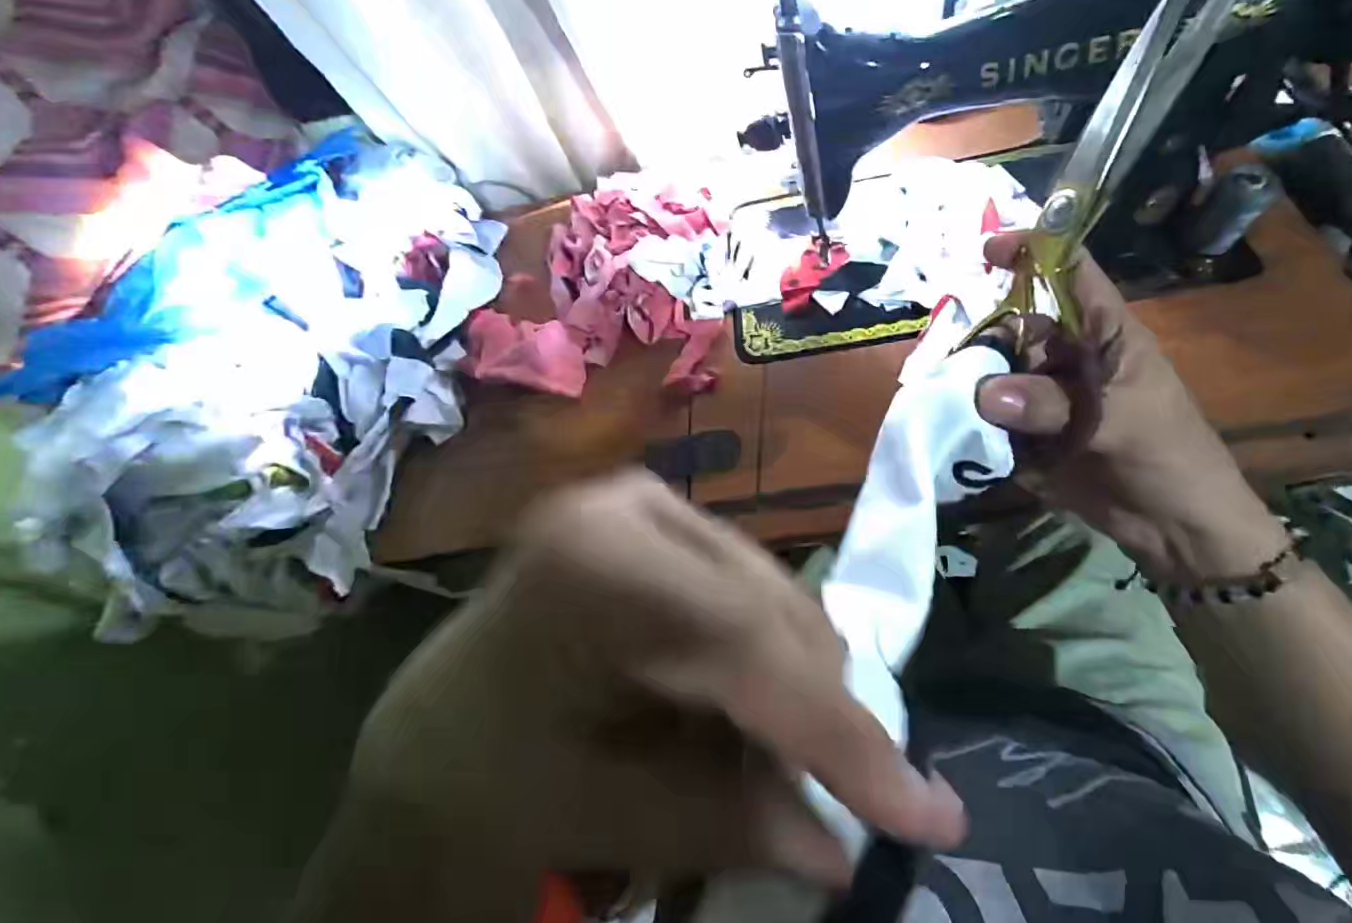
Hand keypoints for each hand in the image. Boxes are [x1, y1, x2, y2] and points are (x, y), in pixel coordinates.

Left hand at [295, 471, 965, 922]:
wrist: (424, 735)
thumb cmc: (473, 781)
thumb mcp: (596, 816)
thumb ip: (730, 819)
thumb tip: (844, 848)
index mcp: (593, 562)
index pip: (748, 644)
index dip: (840, 734)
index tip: (927, 816)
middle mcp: (631, 506)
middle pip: (773, 614)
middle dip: (825, 719)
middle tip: (866, 805)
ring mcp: (649, 504)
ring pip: (775, 601)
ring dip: (799, 693)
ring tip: (793, 768)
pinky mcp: (664, 522)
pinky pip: (752, 594)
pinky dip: (769, 665)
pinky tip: (758, 718)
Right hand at [973, 233, 1289, 581]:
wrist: (1177, 528)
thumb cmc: (1167, 455)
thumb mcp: (1117, 422)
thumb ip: (1051, 404)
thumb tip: (985, 392)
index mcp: (1105, 334)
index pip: (1072, 272)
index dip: (1034, 250)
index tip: (988, 249)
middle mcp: (1070, 356)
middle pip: (1019, 326)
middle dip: (988, 337)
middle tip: (960, 362)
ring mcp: (1049, 395)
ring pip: (1000, 372)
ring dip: (974, 382)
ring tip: (948, 396)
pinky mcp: (1032, 432)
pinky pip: (995, 416)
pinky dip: (976, 420)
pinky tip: (956, 425)